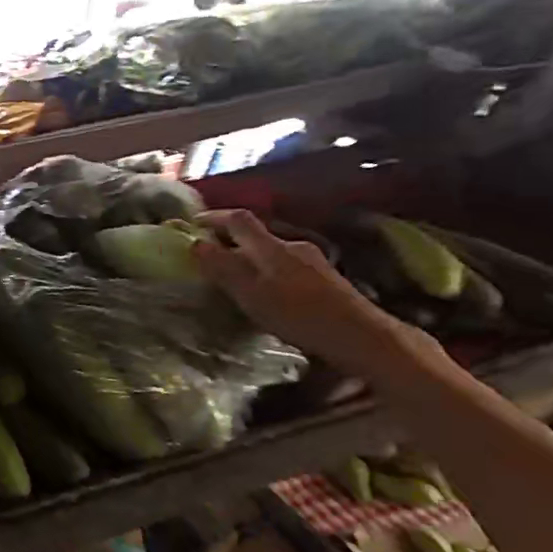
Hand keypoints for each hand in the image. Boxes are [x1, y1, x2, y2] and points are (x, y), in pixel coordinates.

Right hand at [193, 210, 423, 372]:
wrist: (358, 334)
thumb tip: (196, 243)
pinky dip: (266, 270)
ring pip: (270, 251)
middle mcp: (291, 245)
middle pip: (255, 234)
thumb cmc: (297, 314)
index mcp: (270, 247)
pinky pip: (285, 265)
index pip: (239, 219)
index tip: (194, 223)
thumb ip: (222, 267)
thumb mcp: (250, 293)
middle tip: (208, 254)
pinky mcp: (322, 277)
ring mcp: (310, 260)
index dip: (215, 217)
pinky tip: (266, 290)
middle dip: (229, 239)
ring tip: (234, 275)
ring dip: (249, 256)